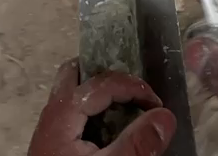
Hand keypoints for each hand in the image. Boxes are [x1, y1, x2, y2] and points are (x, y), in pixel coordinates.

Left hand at [27, 60, 176, 155]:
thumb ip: (137, 143)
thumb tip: (167, 116)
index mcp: (64, 110)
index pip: (104, 81)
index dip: (135, 88)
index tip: (157, 106)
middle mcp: (53, 110)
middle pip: (77, 73)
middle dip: (107, 76)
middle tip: (134, 93)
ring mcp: (50, 127)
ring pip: (73, 92)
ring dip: (99, 94)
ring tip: (125, 108)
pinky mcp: (53, 144)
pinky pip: (73, 113)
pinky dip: (93, 111)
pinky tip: (110, 130)